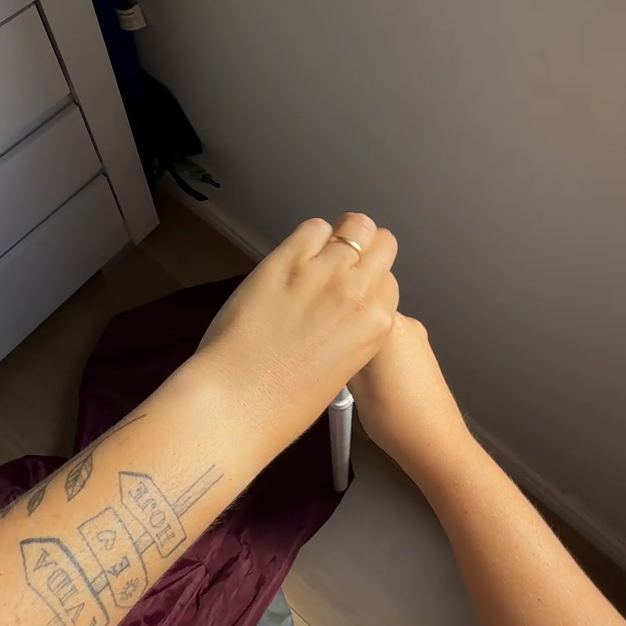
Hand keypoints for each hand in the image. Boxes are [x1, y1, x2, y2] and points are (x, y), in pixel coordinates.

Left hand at [188, 213, 399, 453]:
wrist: (237, 400)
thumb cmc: (283, 399)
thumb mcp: (342, 366)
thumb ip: (352, 328)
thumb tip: (342, 305)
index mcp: (377, 324)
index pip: (388, 278)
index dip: (368, 278)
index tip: (350, 284)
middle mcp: (359, 292)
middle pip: (382, 242)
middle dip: (364, 247)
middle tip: (339, 258)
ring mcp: (326, 272)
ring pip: (354, 225)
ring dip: (338, 237)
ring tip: (314, 254)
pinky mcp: (290, 259)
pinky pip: (313, 227)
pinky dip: (306, 238)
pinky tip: (292, 259)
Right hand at [347, 313, 474, 484]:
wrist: (435, 443)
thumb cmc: (397, 418)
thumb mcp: (355, 387)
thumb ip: (344, 357)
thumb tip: (333, 346)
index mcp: (390, 324)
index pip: (355, 304)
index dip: (335, 319)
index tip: (322, 334)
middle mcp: (408, 324)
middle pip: (368, 314)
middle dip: (351, 331)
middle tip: (334, 354)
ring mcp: (419, 338)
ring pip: (381, 330)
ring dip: (367, 344)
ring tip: (354, 371)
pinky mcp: (425, 354)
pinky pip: (395, 343)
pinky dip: (382, 354)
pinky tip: (374, 379)